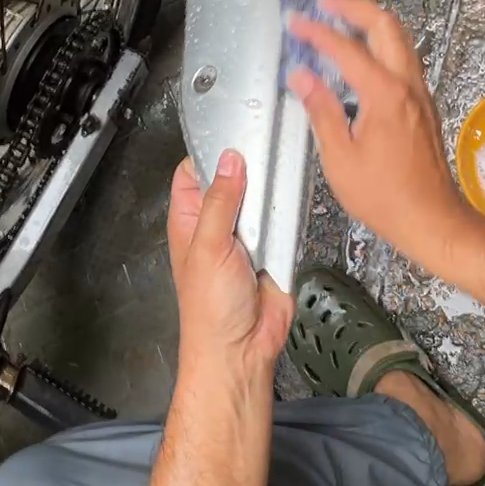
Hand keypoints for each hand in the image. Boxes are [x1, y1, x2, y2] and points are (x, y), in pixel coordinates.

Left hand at [168, 151, 293, 383]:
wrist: (242, 351)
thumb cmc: (209, 308)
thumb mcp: (209, 246)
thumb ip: (221, 201)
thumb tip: (230, 160)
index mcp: (190, 218)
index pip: (194, 171)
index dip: (209, 152)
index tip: (230, 134)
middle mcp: (218, 222)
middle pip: (233, 179)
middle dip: (248, 167)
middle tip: (264, 145)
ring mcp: (247, 234)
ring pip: (261, 197)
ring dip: (270, 191)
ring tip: (281, 168)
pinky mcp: (274, 247)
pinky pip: (283, 220)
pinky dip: (288, 211)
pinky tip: (294, 194)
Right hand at [286, 0, 477, 260]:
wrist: (431, 220)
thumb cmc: (386, 197)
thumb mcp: (340, 157)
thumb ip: (321, 110)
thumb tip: (302, 77)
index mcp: (384, 96)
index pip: (345, 49)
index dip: (317, 31)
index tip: (296, 23)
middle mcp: (407, 87)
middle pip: (384, 25)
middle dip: (352, 7)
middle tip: (323, 2)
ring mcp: (419, 94)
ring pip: (399, 38)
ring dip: (369, 21)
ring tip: (340, 18)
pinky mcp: (422, 105)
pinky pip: (403, 57)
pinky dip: (380, 43)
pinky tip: (361, 54)